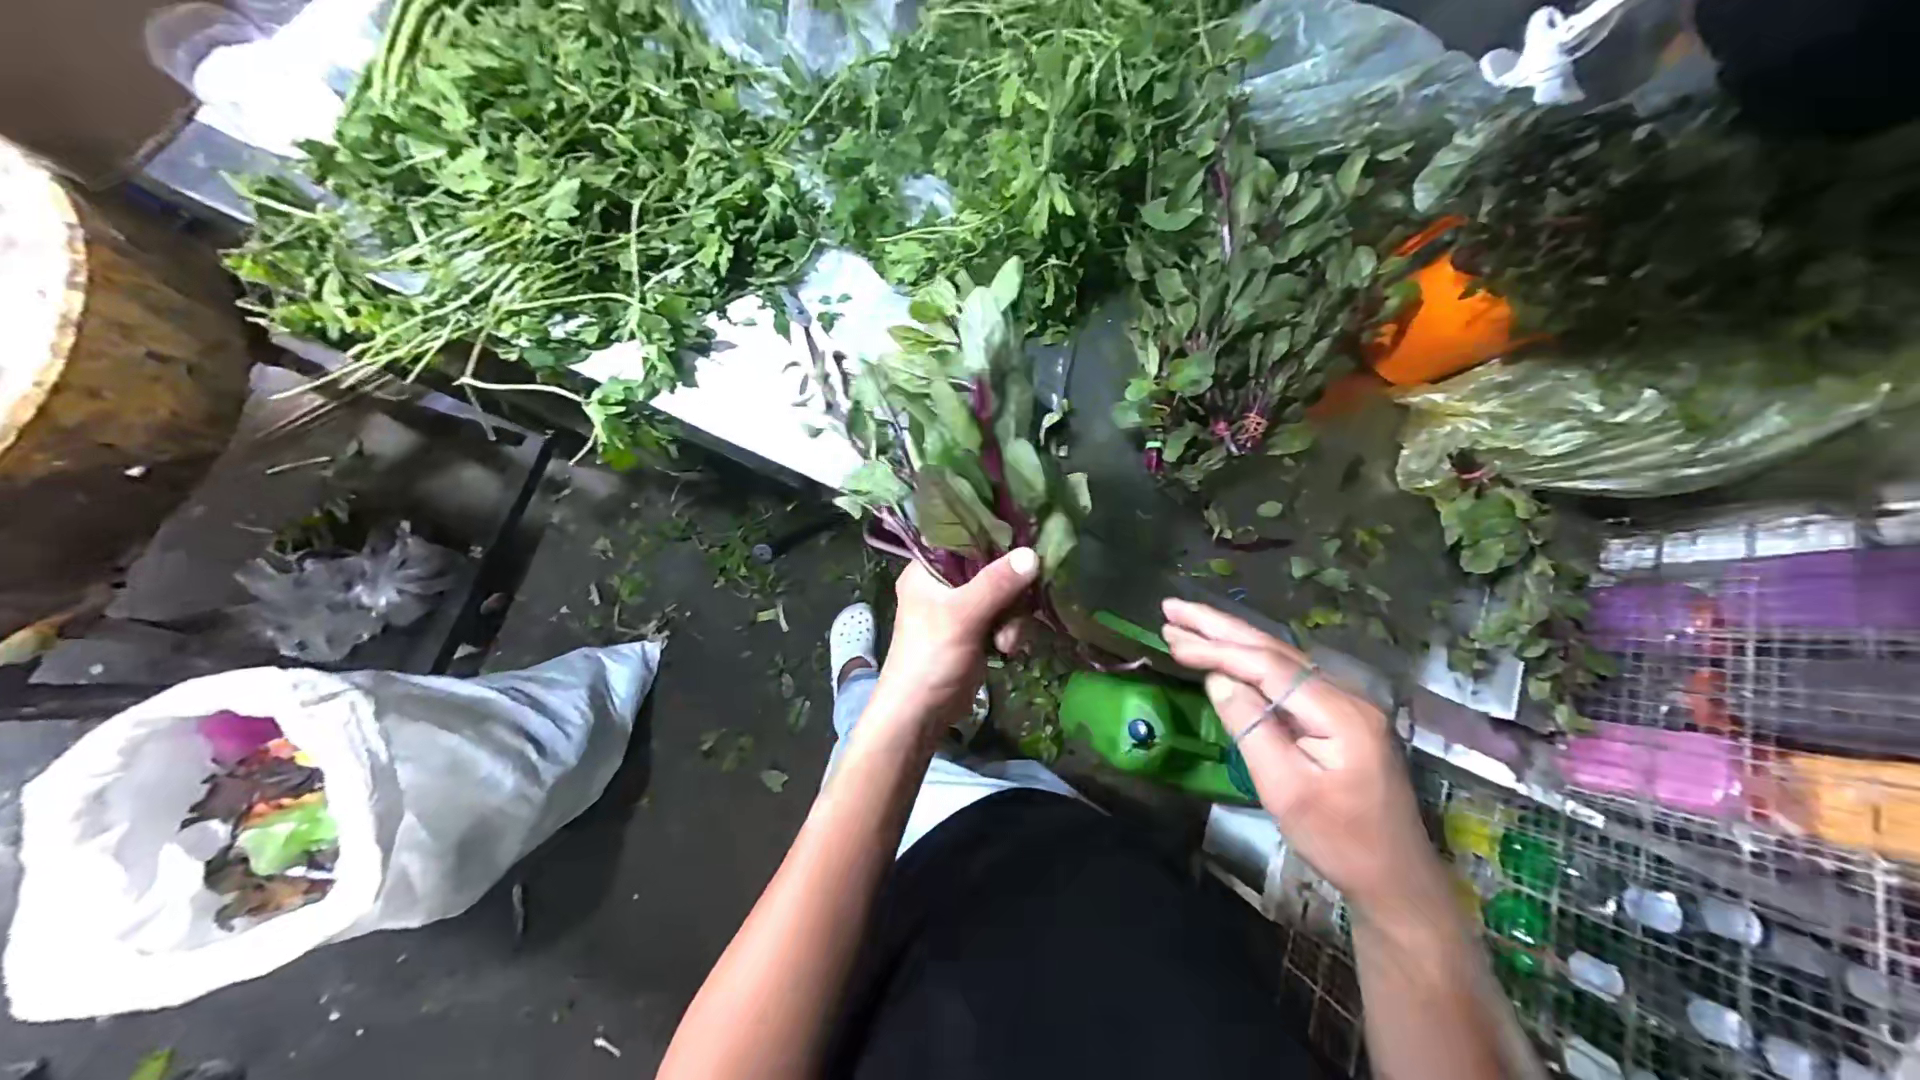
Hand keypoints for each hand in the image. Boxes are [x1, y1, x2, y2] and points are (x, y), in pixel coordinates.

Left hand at [873, 548, 1038, 726]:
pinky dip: (1009, 631)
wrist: (920, 714)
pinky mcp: (974, 630)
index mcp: (927, 568)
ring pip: (1003, 595)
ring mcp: (960, 608)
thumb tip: (1032, 554)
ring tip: (1004, 642)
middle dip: (1010, 594)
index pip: (966, 538)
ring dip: (1012, 619)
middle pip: (992, 568)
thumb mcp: (963, 615)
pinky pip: (1003, 617)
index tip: (1024, 548)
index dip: (996, 541)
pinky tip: (1005, 650)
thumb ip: (996, 584)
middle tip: (1014, 612)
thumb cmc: (930, 656)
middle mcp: (943, 582)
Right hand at [1161, 599, 1449, 925]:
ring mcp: (1344, 705)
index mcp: (1338, 712)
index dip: (1217, 650)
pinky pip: (1286, 678)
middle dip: (1219, 627)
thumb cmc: (1339, 840)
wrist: (1396, 879)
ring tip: (1187, 623)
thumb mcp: (1285, 788)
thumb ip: (1250, 727)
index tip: (1173, 638)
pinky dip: (1249, 661)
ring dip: (1231, 640)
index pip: (1267, 666)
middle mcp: (1345, 696)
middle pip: (1273, 650)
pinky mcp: (1337, 718)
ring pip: (1279, 659)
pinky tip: (1227, 654)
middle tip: (1172, 607)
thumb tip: (1218, 679)